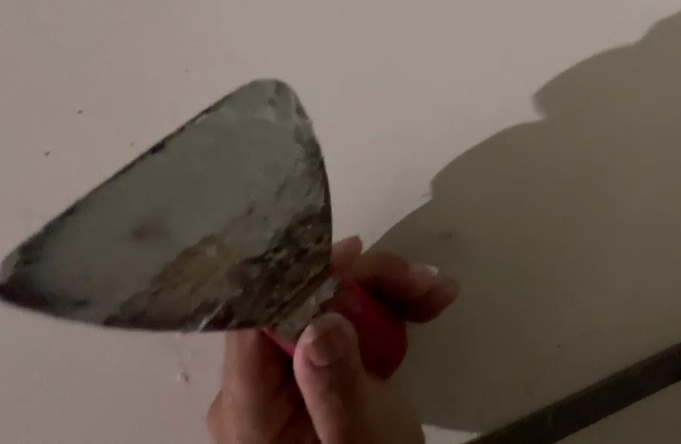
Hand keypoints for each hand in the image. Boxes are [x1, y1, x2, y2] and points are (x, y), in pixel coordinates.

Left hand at [207, 237, 459, 443]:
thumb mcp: (356, 440)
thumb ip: (334, 387)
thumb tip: (321, 320)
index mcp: (246, 406)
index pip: (256, 320)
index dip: (301, 277)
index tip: (353, 254)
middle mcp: (256, 385)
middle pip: (304, 304)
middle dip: (368, 284)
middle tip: (422, 282)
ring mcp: (288, 378)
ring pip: (332, 306)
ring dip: (388, 291)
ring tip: (435, 293)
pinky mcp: (318, 374)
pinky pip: (346, 325)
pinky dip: (388, 310)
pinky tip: (423, 306)